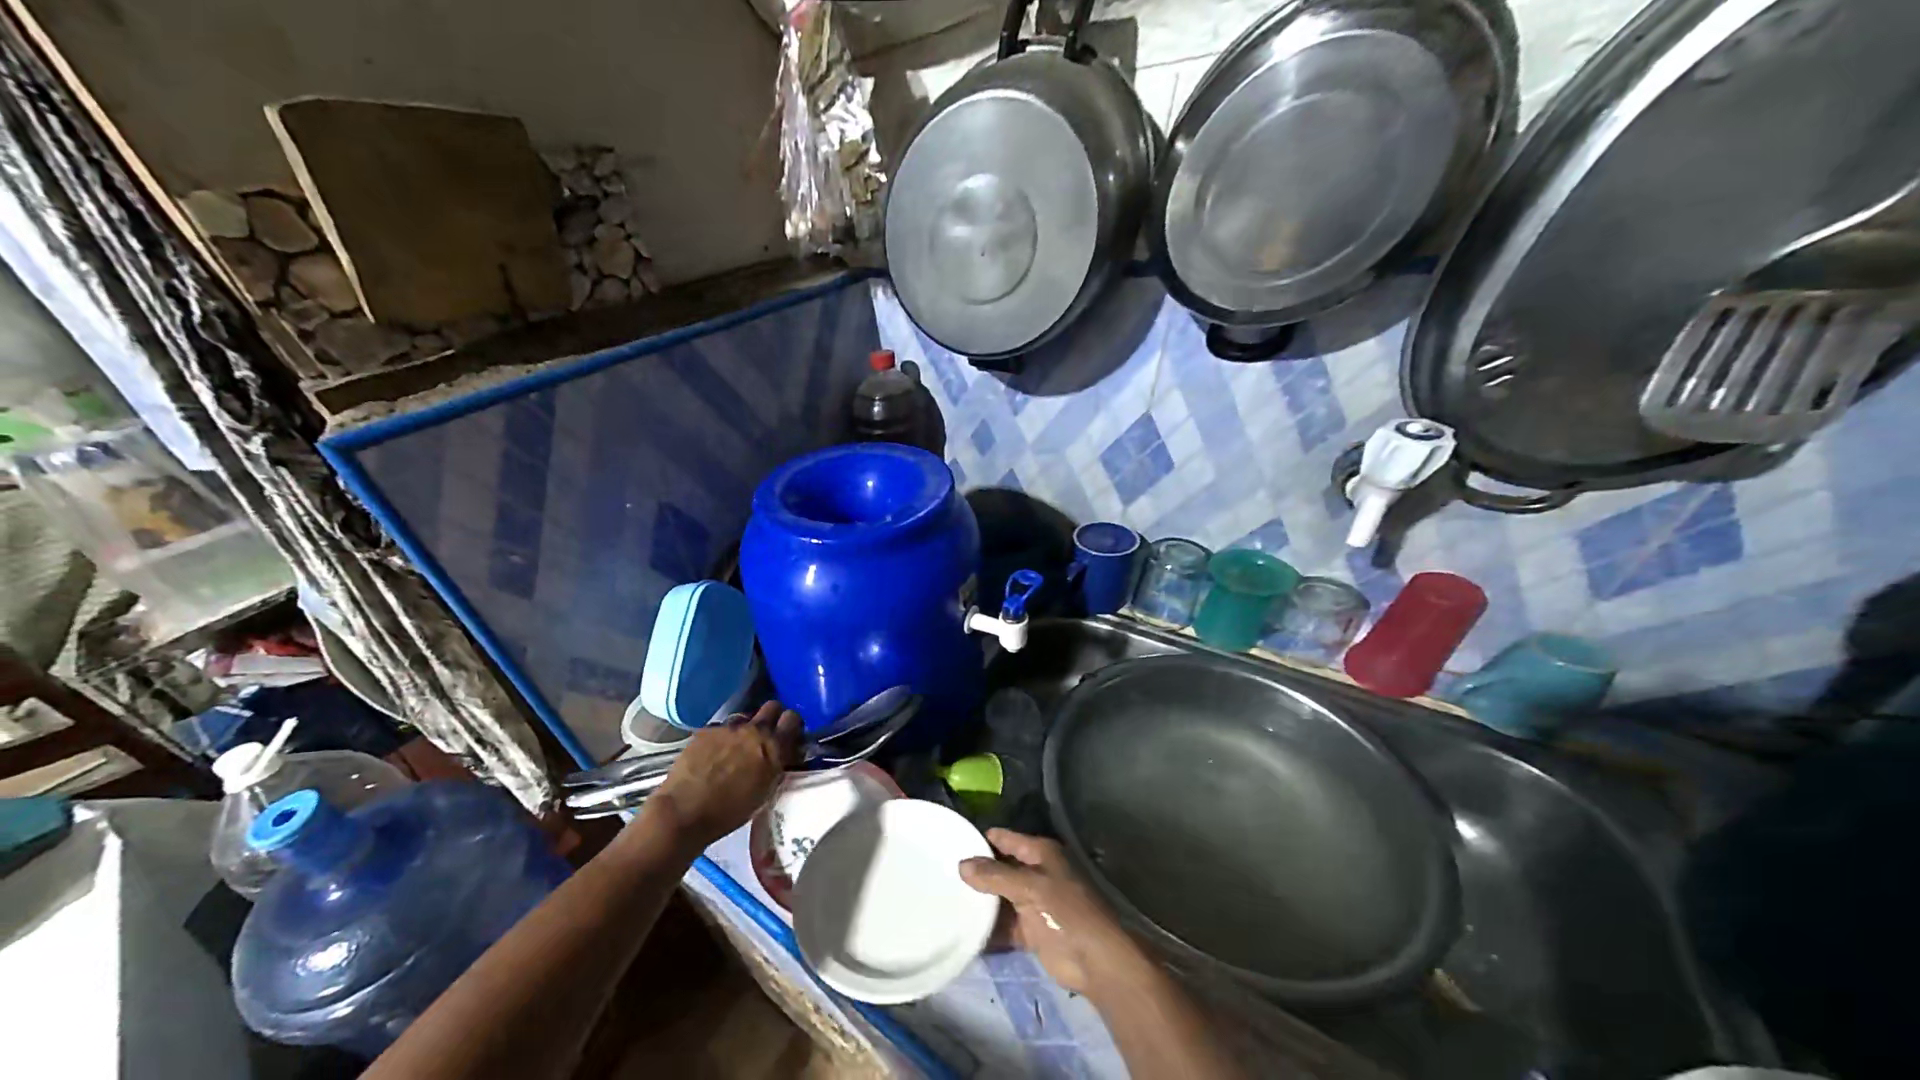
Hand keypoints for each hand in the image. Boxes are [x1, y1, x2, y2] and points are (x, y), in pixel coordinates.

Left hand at [647, 702, 800, 849]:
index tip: (787, 734)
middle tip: (765, 735)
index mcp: (774, 748)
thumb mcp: (765, 790)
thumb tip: (780, 755)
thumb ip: (775, 765)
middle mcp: (755, 731)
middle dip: (772, 716)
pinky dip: (721, 737)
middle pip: (772, 706)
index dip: (791, 725)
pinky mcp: (706, 730)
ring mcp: (729, 728)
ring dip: (745, 727)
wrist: (685, 812)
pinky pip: (721, 727)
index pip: (793, 719)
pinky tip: (713, 753)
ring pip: (745, 717)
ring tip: (736, 746)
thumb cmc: (730, 812)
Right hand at [959, 829, 1152, 997]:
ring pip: (1000, 897)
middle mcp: (1036, 873)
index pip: (1004, 839)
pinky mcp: (1031, 930)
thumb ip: (995, 876)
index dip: (980, 840)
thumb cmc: (1066, 913)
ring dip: (980, 902)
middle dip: (976, 872)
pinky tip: (962, 930)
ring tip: (945, 900)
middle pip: (1000, 868)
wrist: (1096, 961)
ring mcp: (1034, 902)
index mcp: (1040, 853)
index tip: (950, 844)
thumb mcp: (1030, 887)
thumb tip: (962, 864)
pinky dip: (988, 928)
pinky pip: (1004, 925)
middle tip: (942, 875)